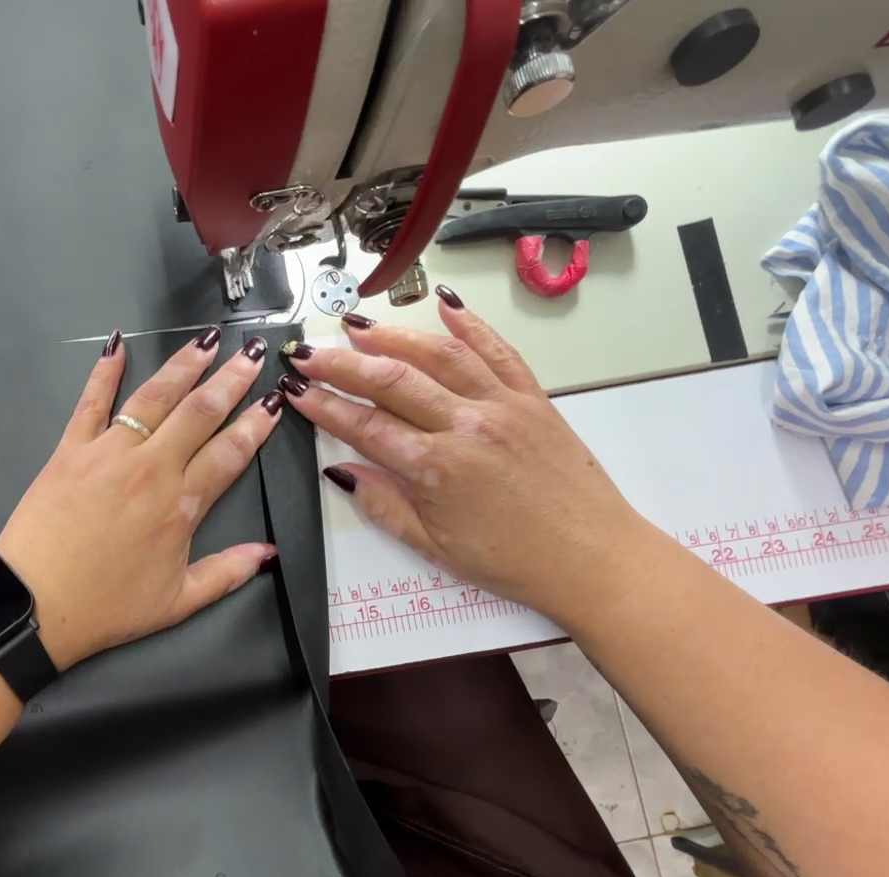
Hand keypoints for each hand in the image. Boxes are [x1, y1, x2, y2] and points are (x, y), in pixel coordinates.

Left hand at [0, 330, 284, 669]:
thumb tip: (269, 553)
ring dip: (185, 365)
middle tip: (255, 353)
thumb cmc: (107, 607)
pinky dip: (104, 371)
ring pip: (155, 396)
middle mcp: (151, 467)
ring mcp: (109, 452)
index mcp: (181, 505)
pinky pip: (91, 401)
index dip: (257, 425)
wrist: (35, 603)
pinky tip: (117, 345)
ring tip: (208, 341)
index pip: (230, 452)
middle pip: (200, 412)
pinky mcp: (70, 449)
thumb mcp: (177, 602)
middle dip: (232, 379)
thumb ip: (227, 574)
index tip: (275, 401)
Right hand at [280, 305, 662, 619]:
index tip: (296, 389)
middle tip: (309, 353)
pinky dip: (470, 325)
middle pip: (392, 381)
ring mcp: (503, 406)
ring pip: (440, 355)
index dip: (323, 406)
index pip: (364, 426)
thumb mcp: (433, 545)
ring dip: (395, 336)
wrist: (592, 557)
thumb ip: (383, 504)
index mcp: (437, 468)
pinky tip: (445, 304)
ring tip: (360, 326)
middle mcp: (468, 425)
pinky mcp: (534, 399)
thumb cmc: (512, 560)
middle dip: (342, 364)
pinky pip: (498, 351)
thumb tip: (343, 471)